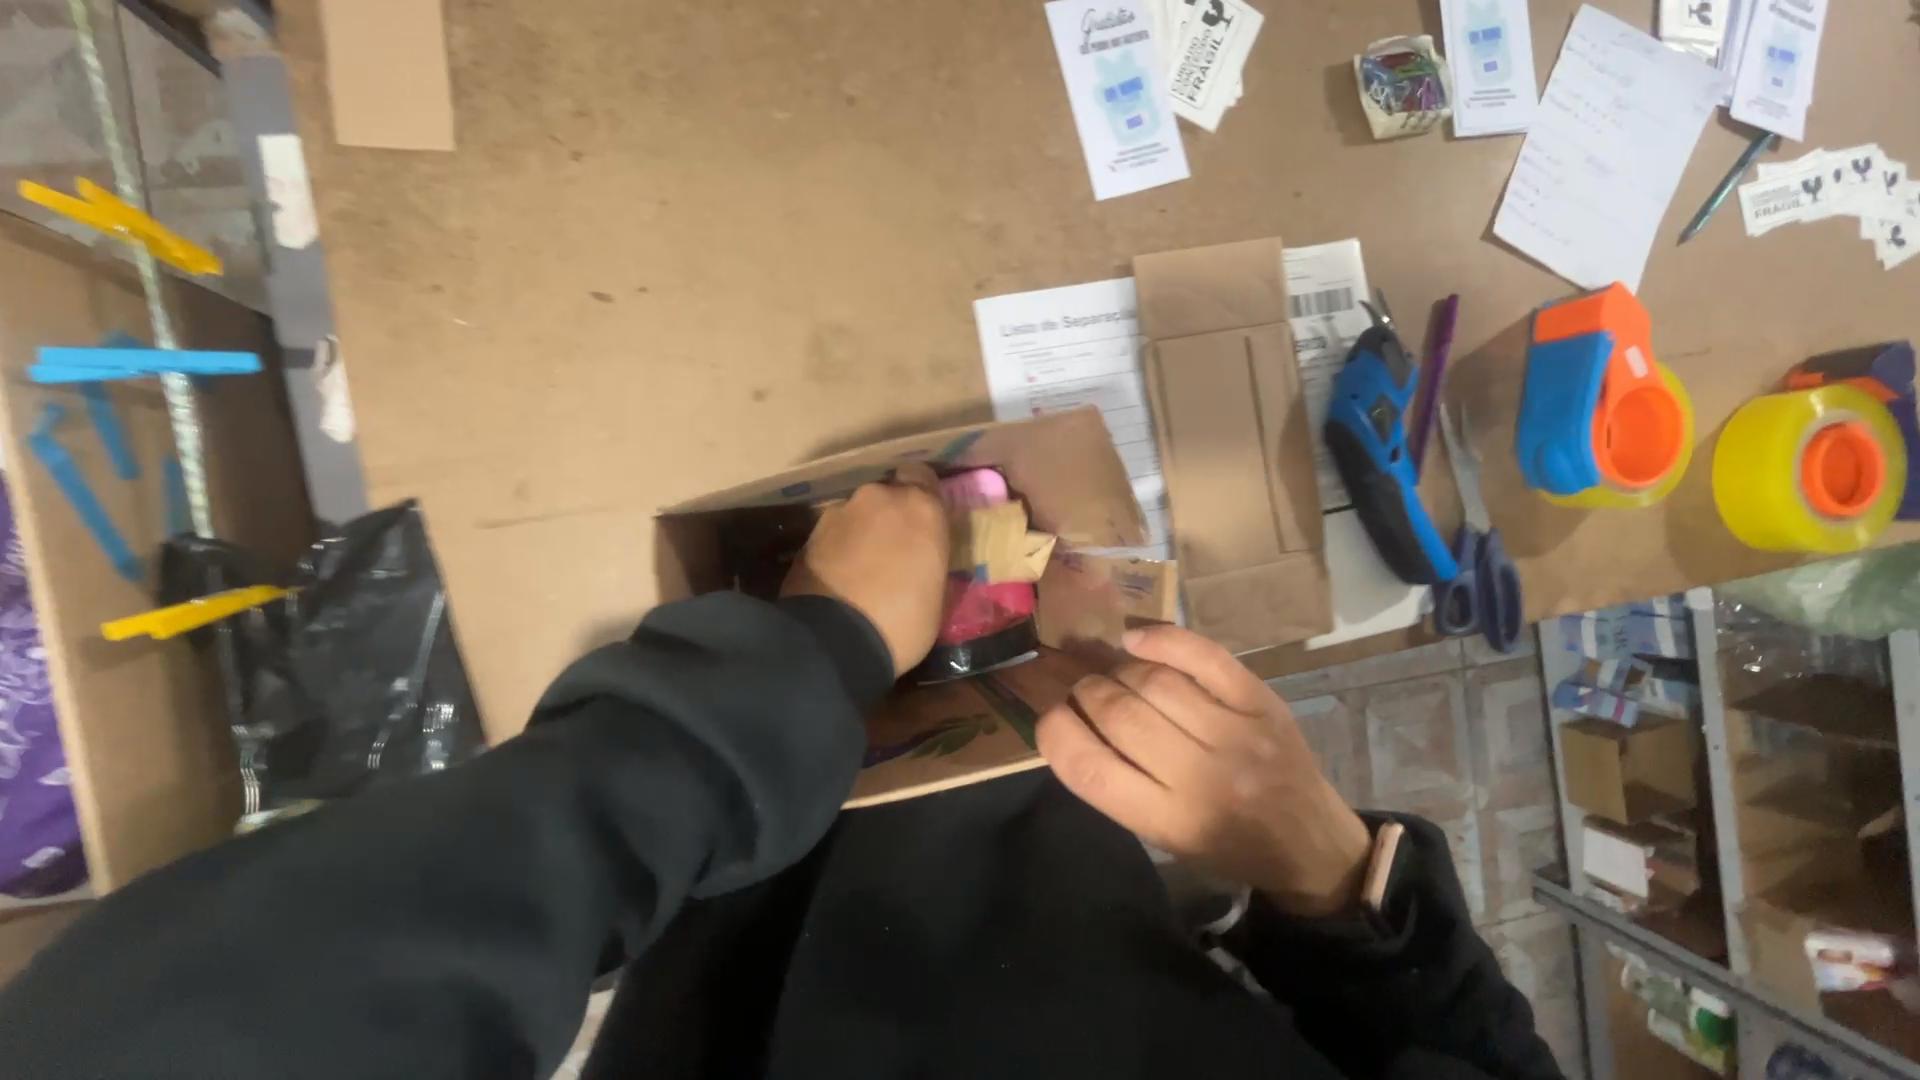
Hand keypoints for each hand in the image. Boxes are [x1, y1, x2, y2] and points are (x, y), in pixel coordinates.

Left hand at [782, 463, 949, 677]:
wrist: (834, 643)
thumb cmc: (903, 622)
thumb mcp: (938, 597)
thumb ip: (932, 564)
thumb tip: (925, 563)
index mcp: (921, 508)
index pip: (923, 476)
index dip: (921, 496)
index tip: (922, 522)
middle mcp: (879, 498)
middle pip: (887, 497)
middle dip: (889, 518)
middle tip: (893, 552)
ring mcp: (838, 513)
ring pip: (857, 515)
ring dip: (861, 533)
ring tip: (861, 570)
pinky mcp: (807, 535)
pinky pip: (833, 535)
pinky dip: (838, 549)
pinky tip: (839, 579)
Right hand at [1036, 624, 1372, 916]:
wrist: (1309, 843)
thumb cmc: (1223, 845)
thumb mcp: (1161, 834)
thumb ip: (1114, 780)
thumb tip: (1068, 715)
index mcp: (1168, 819)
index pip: (1089, 767)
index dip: (1055, 732)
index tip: (1051, 717)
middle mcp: (1201, 778)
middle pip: (1119, 714)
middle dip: (1086, 694)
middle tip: (1082, 693)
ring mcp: (1236, 735)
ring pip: (1154, 681)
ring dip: (1118, 670)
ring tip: (1113, 675)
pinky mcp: (1262, 702)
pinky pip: (1203, 656)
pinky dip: (1162, 640)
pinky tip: (1135, 640)